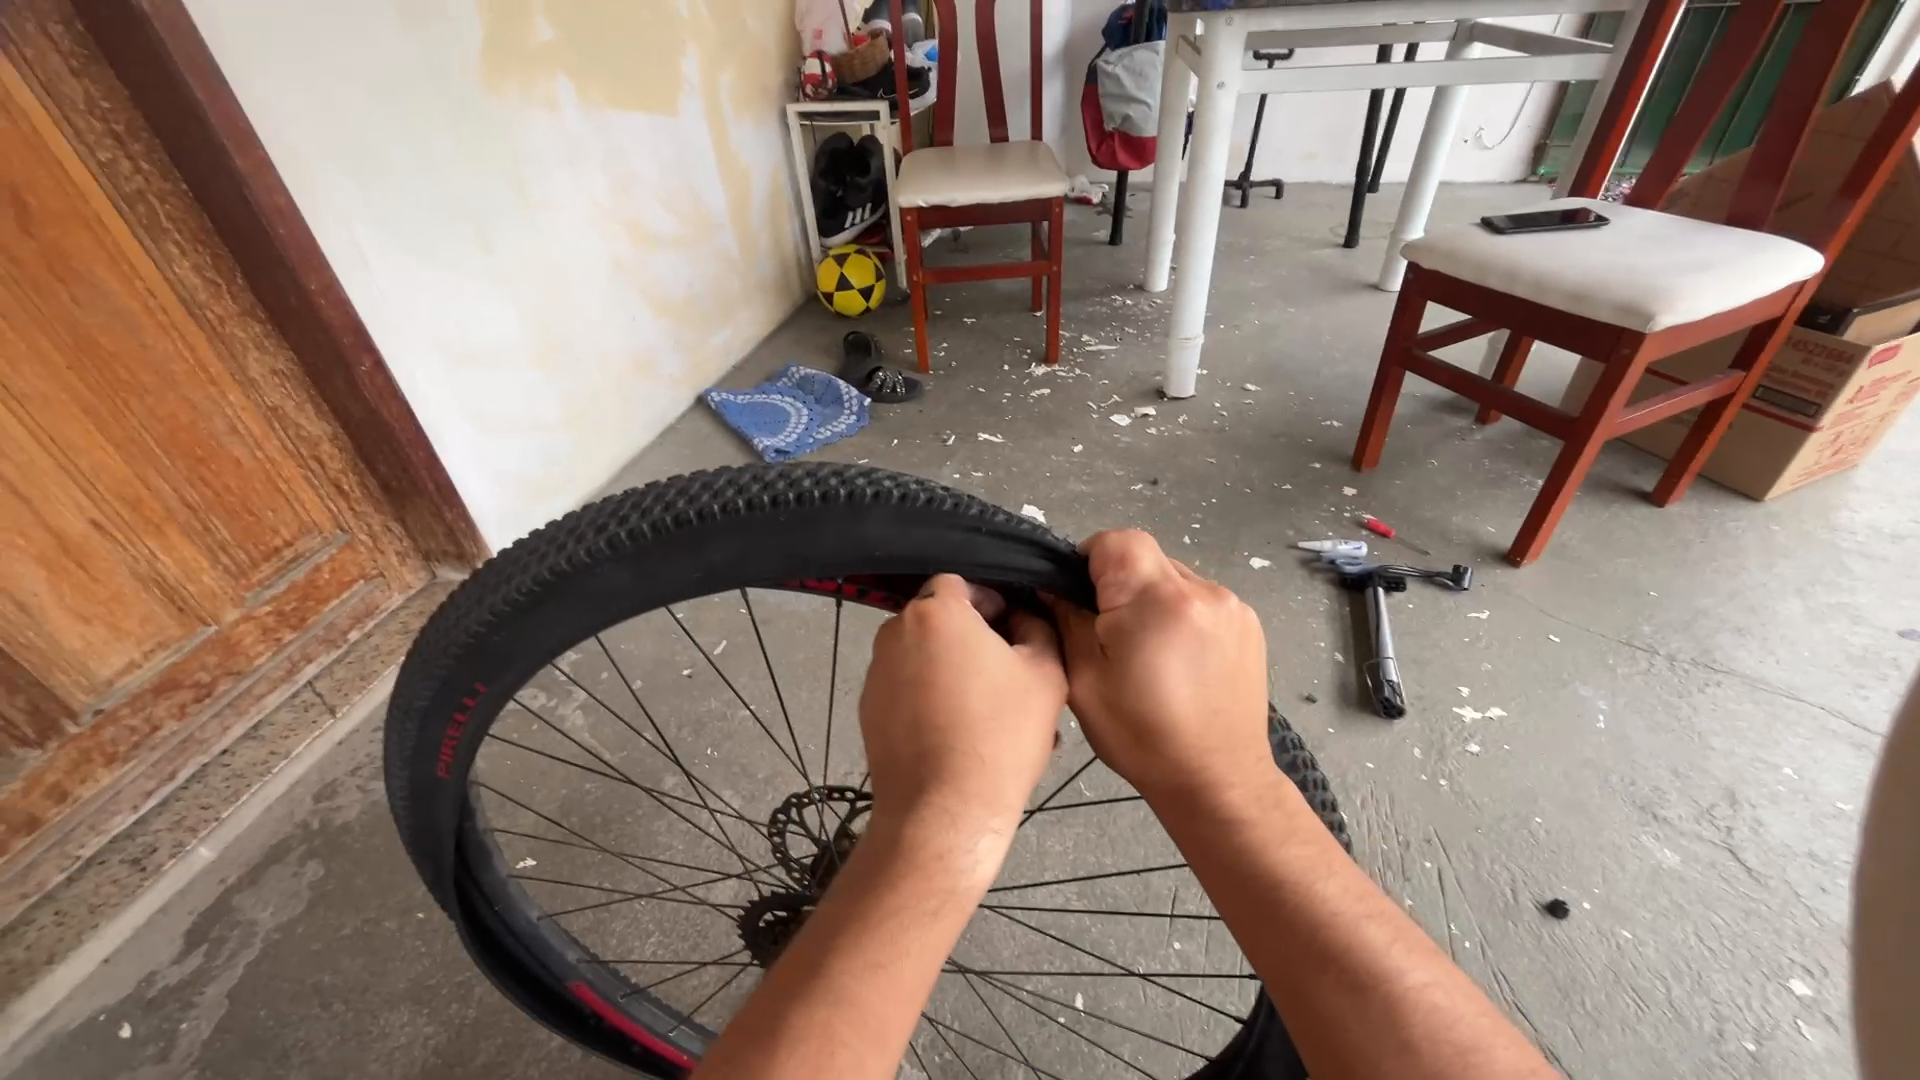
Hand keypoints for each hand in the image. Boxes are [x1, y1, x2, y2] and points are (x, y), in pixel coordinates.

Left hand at [859, 575, 1067, 863]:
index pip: (963, 583)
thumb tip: (1021, 618)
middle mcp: (895, 631)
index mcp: (935, 611)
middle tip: (1007, 675)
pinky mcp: (867, 708)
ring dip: (952, 668)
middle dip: (973, 637)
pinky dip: (928, 696)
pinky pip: (906, 686)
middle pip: (940, 618)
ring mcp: (875, 671)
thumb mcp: (1045, 673)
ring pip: (923, 654)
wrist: (944, 811)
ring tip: (986, 711)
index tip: (1015, 634)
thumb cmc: (1000, 735)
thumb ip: (1037, 627)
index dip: (993, 602)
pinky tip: (956, 732)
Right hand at [1051, 530, 1272, 801]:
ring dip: (1151, 599)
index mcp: (1157, 601)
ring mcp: (1231, 605)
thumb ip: (1065, 619)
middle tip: (1109, 633)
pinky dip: (1180, 616)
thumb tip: (1052, 586)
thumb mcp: (1083, 680)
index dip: (1089, 560)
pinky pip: (1199, 598)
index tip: (1081, 598)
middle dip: (1119, 584)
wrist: (1216, 779)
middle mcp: (1201, 590)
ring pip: (1171, 577)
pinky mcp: (1248, 622)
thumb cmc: (1141, 736)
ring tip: (1146, 651)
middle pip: (1145, 556)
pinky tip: (1177, 658)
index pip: (1116, 541)